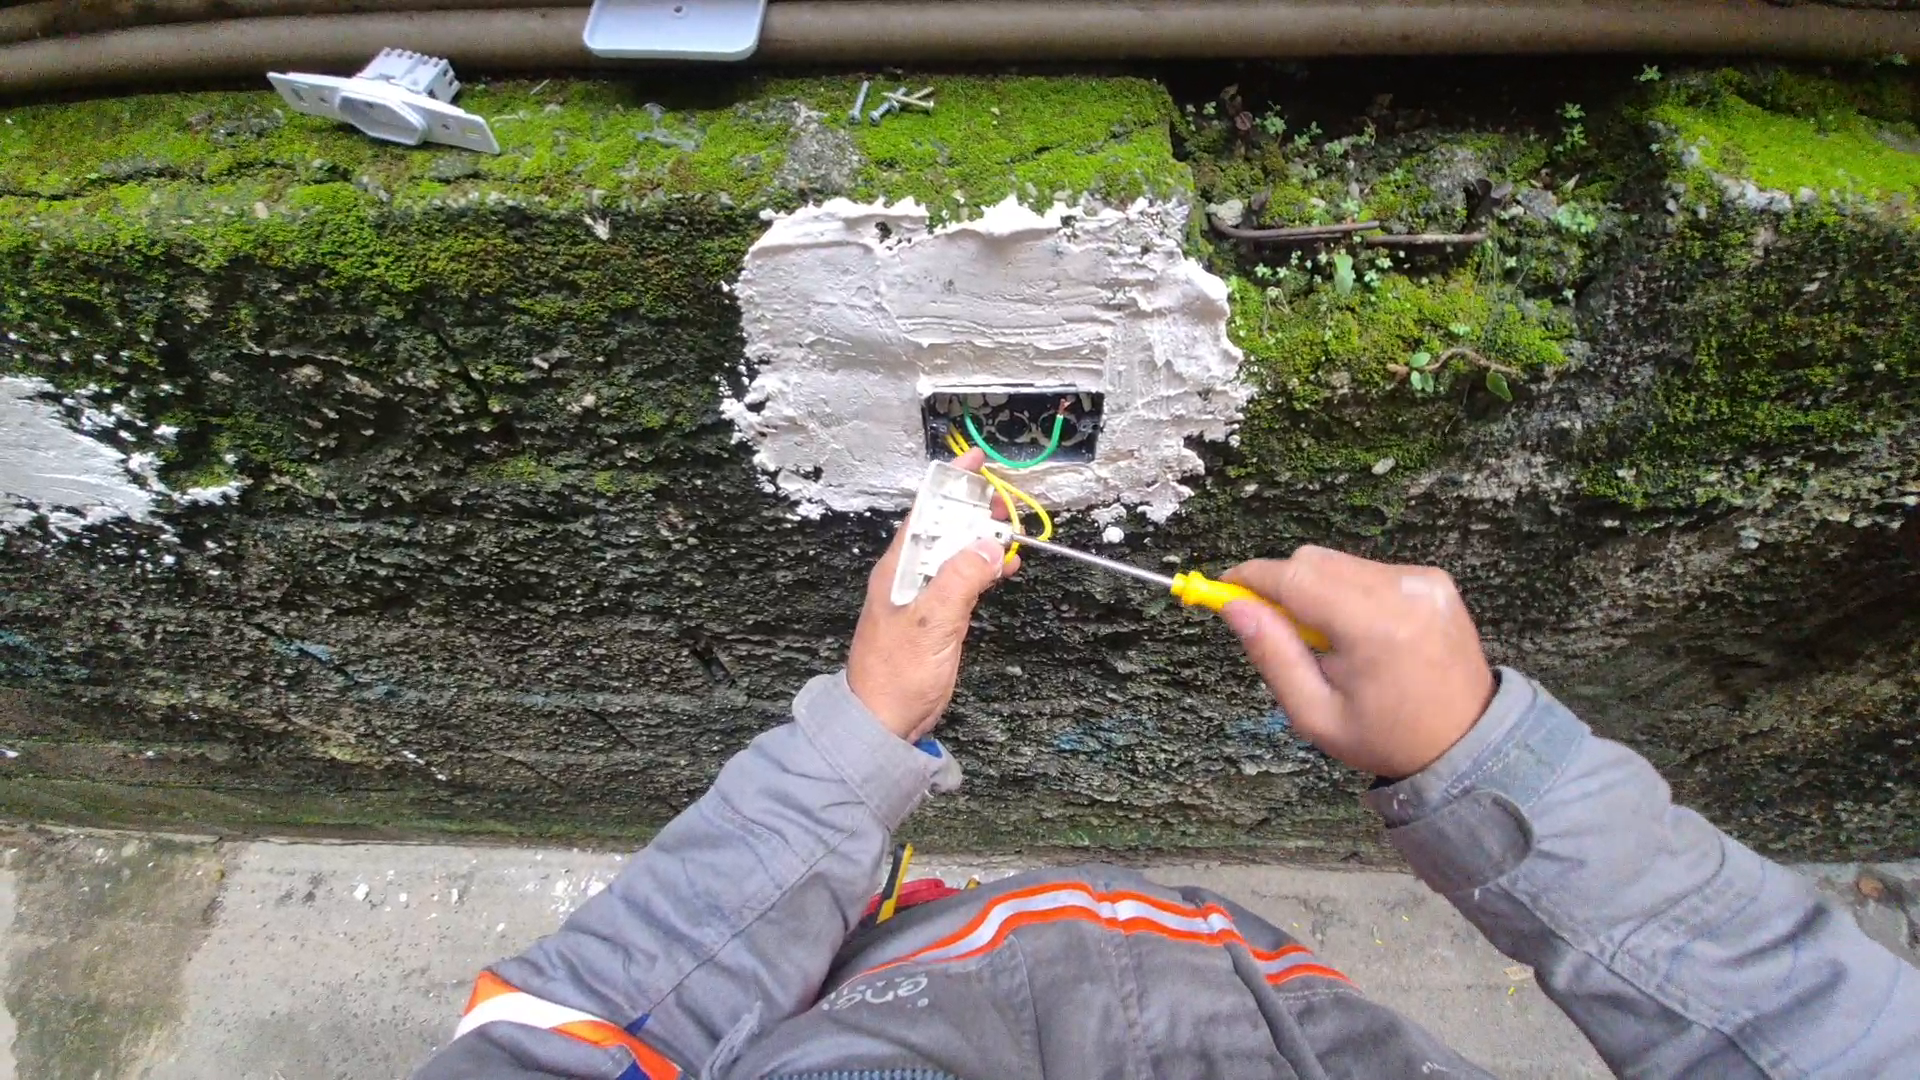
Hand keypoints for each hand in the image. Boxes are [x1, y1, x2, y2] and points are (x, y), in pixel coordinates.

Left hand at [847, 448, 1019, 740]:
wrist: (884, 722)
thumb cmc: (896, 675)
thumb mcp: (931, 622)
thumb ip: (960, 579)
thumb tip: (987, 544)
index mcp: (898, 567)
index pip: (924, 510)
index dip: (949, 482)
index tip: (975, 461)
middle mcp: (908, 575)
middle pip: (942, 527)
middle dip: (972, 508)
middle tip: (1002, 500)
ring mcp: (922, 596)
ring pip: (955, 553)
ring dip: (980, 538)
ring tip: (1009, 528)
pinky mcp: (936, 616)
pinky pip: (961, 580)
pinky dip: (982, 569)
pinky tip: (1001, 567)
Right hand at [1218, 547, 1494, 778]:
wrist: (1469, 743)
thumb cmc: (1383, 736)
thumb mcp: (1313, 713)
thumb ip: (1271, 654)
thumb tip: (1232, 606)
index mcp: (1374, 627)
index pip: (1294, 578)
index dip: (1250, 578)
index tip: (1223, 590)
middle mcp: (1402, 591)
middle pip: (1312, 561)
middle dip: (1280, 585)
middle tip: (1274, 626)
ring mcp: (1423, 580)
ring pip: (1335, 561)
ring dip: (1311, 587)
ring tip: (1323, 634)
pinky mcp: (1432, 578)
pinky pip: (1363, 567)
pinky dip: (1342, 589)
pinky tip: (1355, 628)